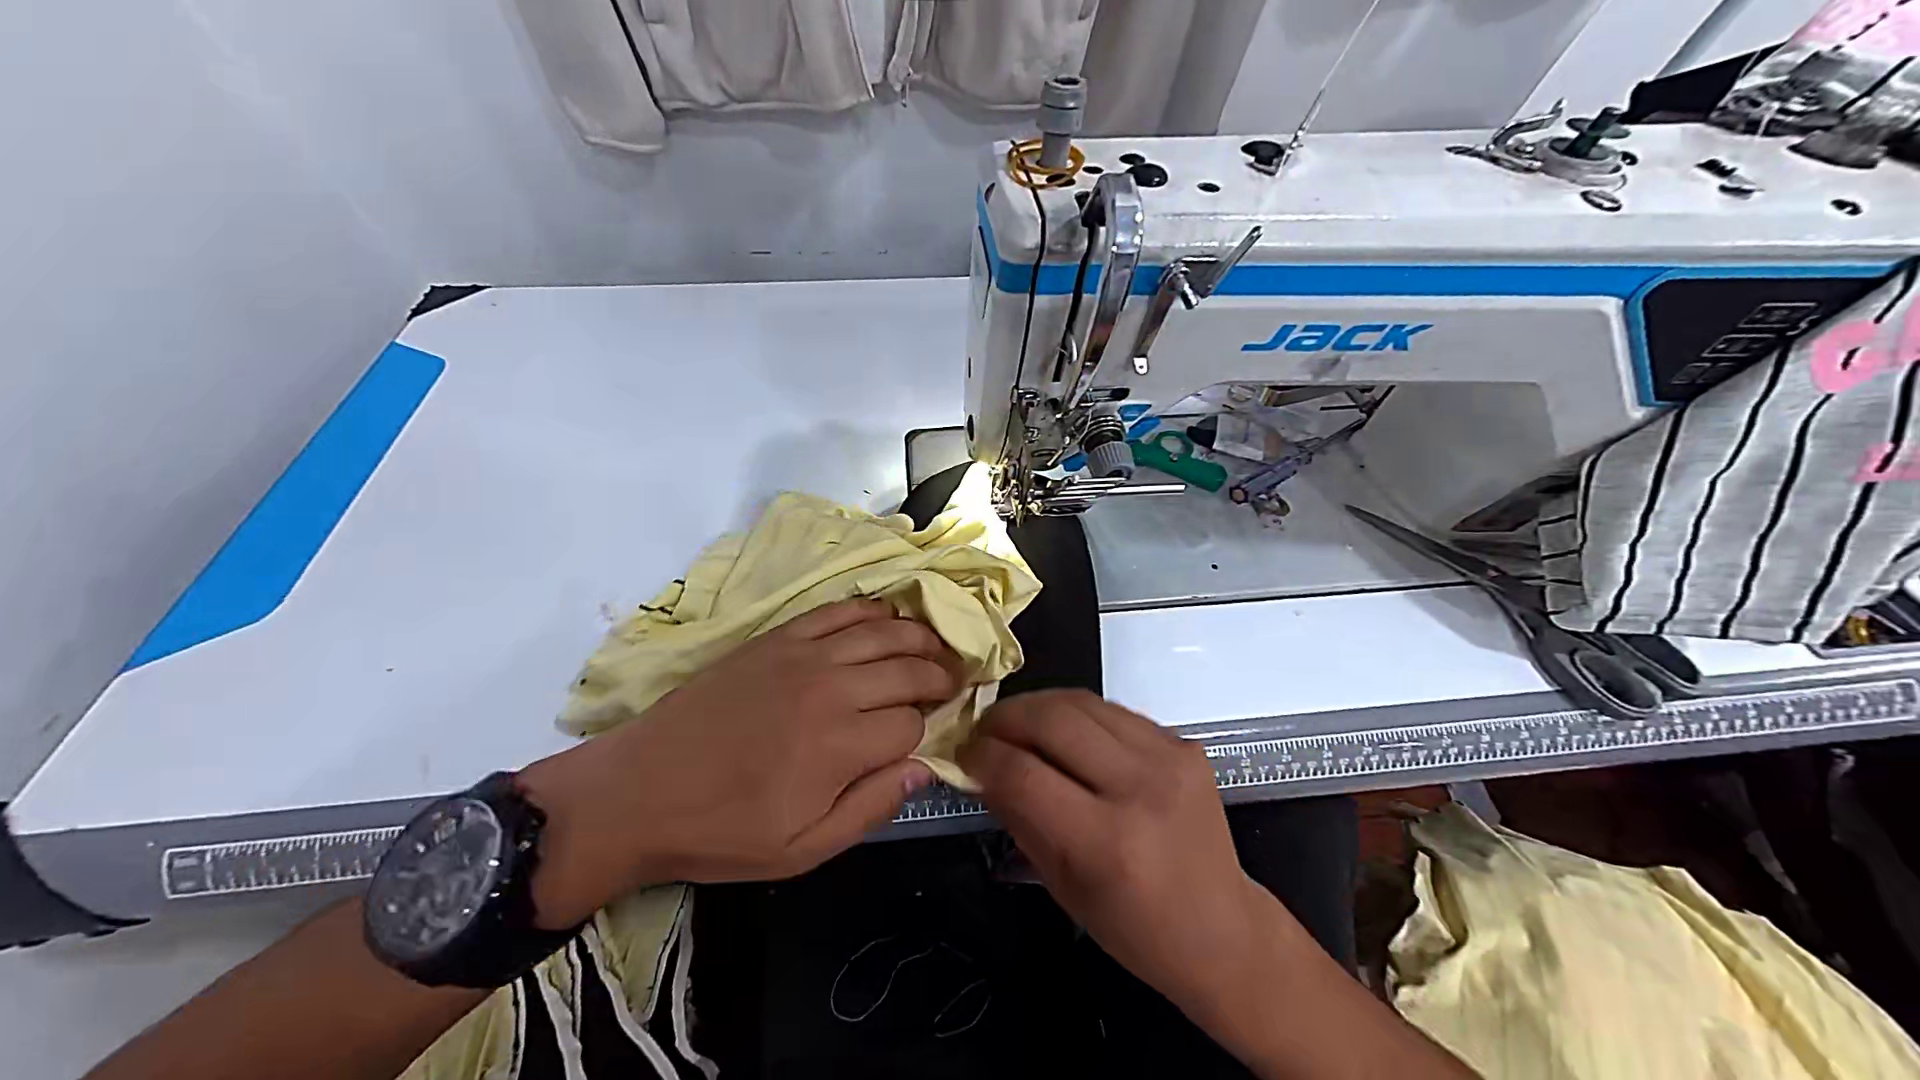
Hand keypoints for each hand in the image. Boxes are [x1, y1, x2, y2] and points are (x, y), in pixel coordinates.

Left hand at [520, 598, 956, 926]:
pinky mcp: (777, 637)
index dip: (929, 728)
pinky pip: (838, 611)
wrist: (640, 790)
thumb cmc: (724, 830)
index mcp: (840, 746)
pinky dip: (871, 610)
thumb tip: (925, 767)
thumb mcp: (802, 849)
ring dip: (920, 636)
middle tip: (956, 681)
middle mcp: (831, 688)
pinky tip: (888, 617)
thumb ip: (871, 807)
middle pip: (909, 667)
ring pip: (884, 631)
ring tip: (937, 646)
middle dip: (940, 675)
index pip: (913, 722)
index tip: (933, 733)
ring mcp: (802, 655)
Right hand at [958, 690, 1271, 1011]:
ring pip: (1082, 702)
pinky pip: (1114, 711)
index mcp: (1107, 841)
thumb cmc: (1135, 929)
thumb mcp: (1062, 886)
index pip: (1023, 773)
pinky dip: (1079, 715)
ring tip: (1018, 724)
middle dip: (1005, 717)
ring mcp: (1170, 759)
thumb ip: (1019, 818)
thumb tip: (980, 769)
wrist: (1224, 931)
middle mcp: (1141, 788)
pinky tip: (1067, 735)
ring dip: (1038, 707)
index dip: (982, 756)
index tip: (964, 754)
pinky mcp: (1184, 745)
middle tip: (986, 730)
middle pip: (1052, 720)